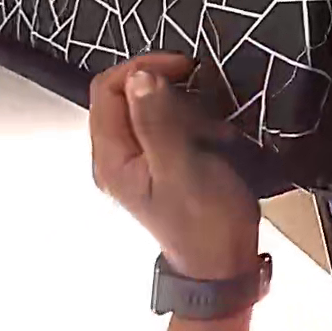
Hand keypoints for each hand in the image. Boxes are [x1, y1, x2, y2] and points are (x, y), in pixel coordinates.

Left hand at [89, 54, 260, 280]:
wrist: (224, 263)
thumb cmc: (205, 221)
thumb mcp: (183, 167)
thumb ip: (158, 121)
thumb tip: (140, 76)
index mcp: (112, 158)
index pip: (107, 89)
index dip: (142, 68)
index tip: (182, 66)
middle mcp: (118, 156)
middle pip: (128, 95)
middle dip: (171, 93)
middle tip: (203, 108)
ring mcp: (140, 159)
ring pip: (153, 107)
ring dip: (188, 110)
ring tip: (213, 134)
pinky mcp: (161, 161)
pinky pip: (171, 124)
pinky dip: (195, 123)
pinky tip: (215, 142)